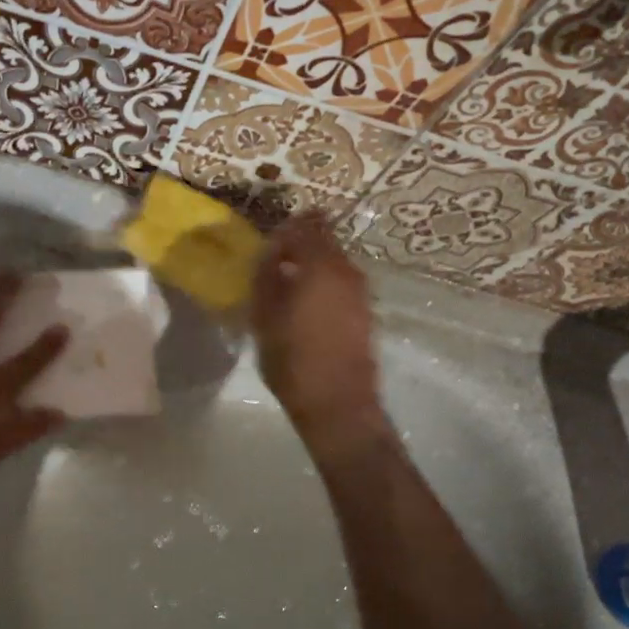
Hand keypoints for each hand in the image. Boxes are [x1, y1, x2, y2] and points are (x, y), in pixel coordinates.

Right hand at [250, 214, 382, 439]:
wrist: (338, 403)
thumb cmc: (293, 362)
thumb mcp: (265, 319)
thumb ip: (266, 278)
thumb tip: (270, 252)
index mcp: (321, 265)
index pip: (306, 224)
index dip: (285, 229)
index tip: (267, 245)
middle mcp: (347, 270)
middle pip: (324, 241)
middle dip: (299, 247)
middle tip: (273, 266)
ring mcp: (360, 292)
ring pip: (333, 264)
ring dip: (310, 269)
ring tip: (285, 290)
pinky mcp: (364, 312)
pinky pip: (339, 285)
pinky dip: (321, 287)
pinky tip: (303, 309)